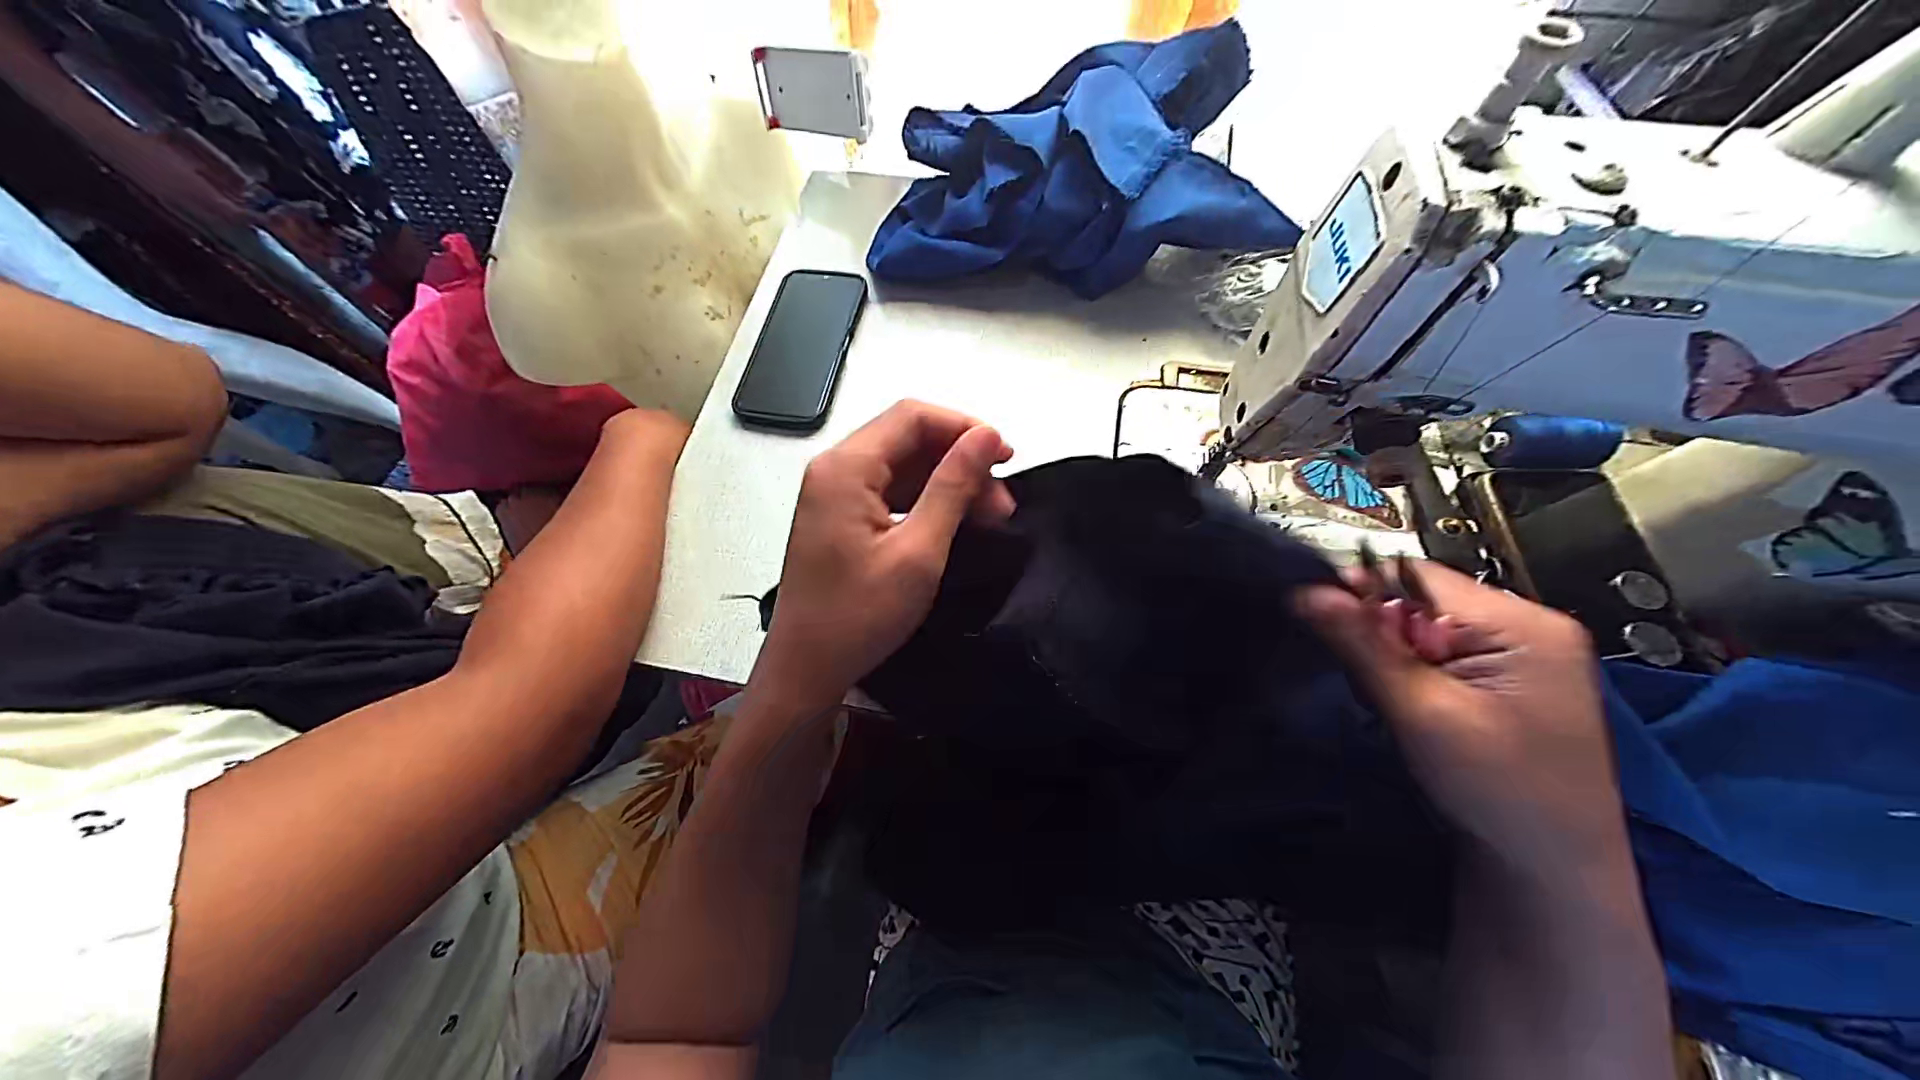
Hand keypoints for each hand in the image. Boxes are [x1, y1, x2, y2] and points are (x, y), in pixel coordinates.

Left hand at [747, 401, 1013, 718]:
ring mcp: (835, 494)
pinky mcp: (841, 517)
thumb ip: (953, 487)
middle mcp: (835, 471)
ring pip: (904, 466)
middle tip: (1001, 497)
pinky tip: (958, 523)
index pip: (913, 417)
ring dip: (949, 483)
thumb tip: (985, 438)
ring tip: (990, 515)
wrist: (806, 668)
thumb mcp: (918, 552)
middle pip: (908, 438)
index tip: (1004, 455)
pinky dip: (928, 501)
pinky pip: (892, 491)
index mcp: (845, 469)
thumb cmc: (856, 618)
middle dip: (961, 460)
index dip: (965, 428)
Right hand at [1297, 562, 1625, 875]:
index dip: (1365, 594)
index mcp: (1525, 624)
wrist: (1549, 870)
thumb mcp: (1421, 710)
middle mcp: (1529, 629)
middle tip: (1378, 683)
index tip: (1329, 623)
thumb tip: (1310, 594)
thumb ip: (1363, 644)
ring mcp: (1522, 658)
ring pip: (1422, 632)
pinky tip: (1418, 711)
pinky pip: (1437, 657)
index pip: (1417, 575)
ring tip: (1403, 704)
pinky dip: (1412, 677)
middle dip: (1383, 638)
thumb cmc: (1502, 792)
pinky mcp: (1507, 682)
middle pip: (1419, 603)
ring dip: (1395, 661)